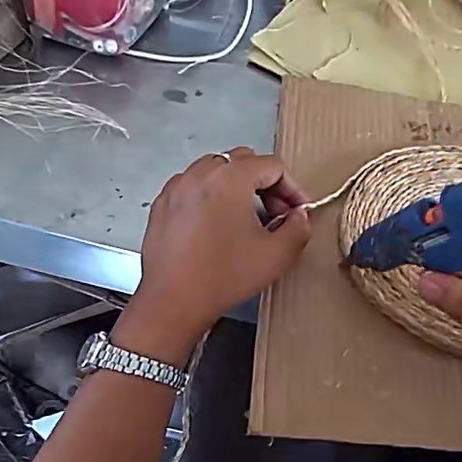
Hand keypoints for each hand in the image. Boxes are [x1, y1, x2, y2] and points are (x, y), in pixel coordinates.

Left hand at [119, 148, 310, 361]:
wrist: (174, 301)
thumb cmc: (223, 277)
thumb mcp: (277, 255)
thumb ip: (298, 227)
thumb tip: (299, 216)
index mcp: (230, 179)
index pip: (272, 165)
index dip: (292, 187)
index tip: (297, 210)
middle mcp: (200, 174)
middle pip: (242, 161)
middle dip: (265, 183)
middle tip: (277, 212)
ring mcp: (176, 188)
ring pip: (216, 171)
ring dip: (237, 187)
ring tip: (247, 218)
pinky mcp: (162, 205)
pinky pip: (193, 187)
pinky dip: (210, 196)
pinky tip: (217, 226)